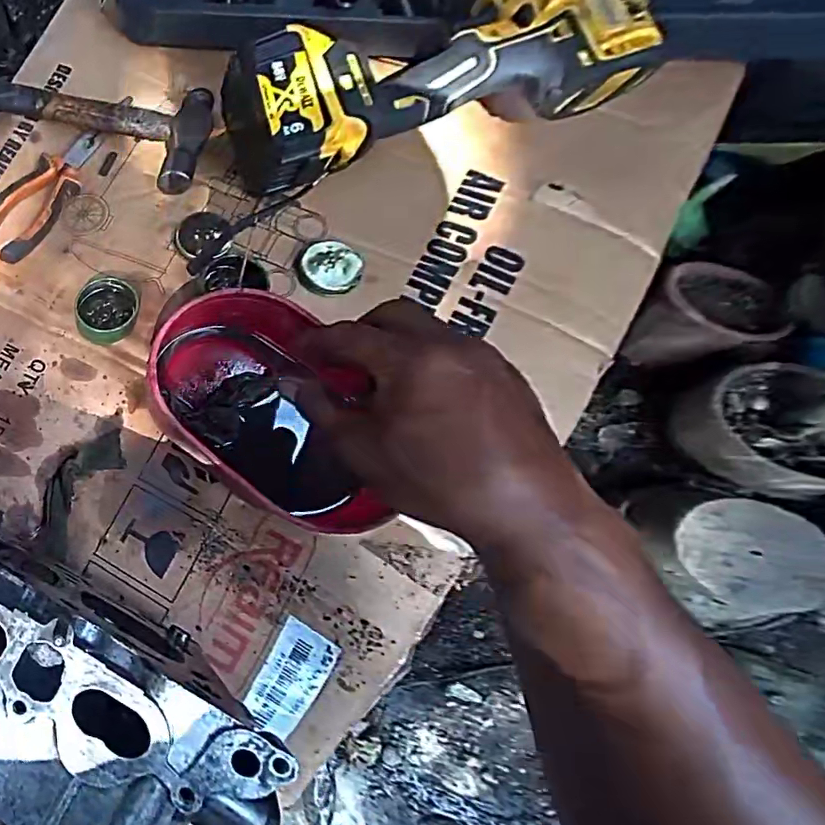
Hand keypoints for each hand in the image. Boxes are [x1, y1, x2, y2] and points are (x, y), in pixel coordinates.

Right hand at [290, 299, 598, 551]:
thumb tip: (298, 383)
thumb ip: (323, 408)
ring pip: (424, 330)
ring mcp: (483, 357)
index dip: (315, 342)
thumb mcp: (361, 450)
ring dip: (392, 346)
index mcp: (410, 360)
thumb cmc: (436, 482)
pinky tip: (419, 401)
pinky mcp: (505, 375)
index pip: (348, 335)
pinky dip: (424, 360)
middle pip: (391, 315)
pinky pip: (452, 350)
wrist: (527, 509)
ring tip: (378, 387)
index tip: (296, 352)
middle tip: (337, 364)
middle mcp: (449, 346)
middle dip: (357, 333)